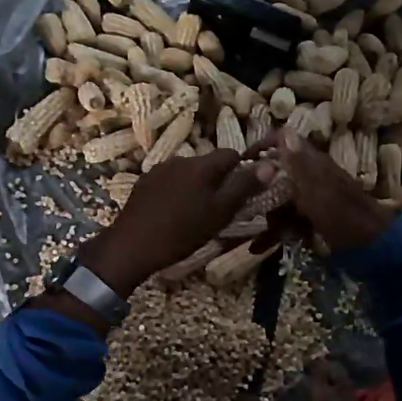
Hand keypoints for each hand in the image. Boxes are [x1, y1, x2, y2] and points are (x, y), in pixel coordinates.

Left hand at [78, 149, 272, 294]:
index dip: (241, 170)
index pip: (231, 154)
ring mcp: (158, 170)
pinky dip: (176, 192)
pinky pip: (169, 181)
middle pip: (208, 163)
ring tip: (194, 214)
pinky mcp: (143, 183)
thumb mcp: (220, 213)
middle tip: (220, 209)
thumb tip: (269, 164)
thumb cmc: (182, 232)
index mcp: (202, 165)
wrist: (132, 246)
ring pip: (188, 173)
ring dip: (196, 186)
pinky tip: (172, 214)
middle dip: (218, 180)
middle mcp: (180, 160)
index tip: (243, 192)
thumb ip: (244, 187)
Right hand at [250, 129, 391, 253]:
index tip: (240, 162)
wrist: (375, 249)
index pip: (284, 141)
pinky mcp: (315, 218)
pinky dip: (276, 232)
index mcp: (313, 164)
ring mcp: (313, 198)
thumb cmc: (345, 219)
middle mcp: (311, 176)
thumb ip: (301, 166)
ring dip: (266, 218)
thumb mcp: (320, 193)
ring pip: (280, 201)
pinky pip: (289, 220)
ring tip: (253, 241)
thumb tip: (285, 132)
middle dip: (258, 192)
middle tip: (242, 209)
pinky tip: (260, 247)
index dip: (262, 146)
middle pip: (276, 175)